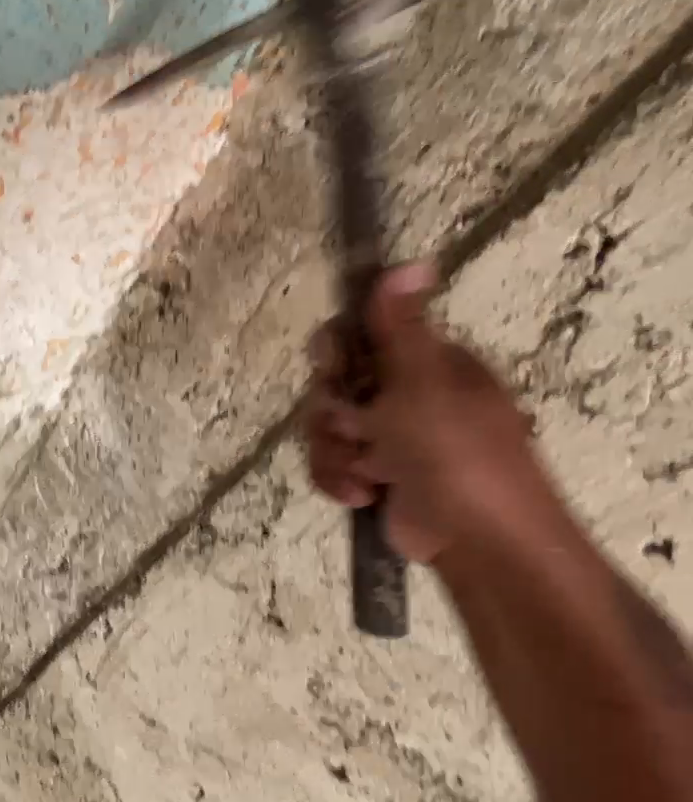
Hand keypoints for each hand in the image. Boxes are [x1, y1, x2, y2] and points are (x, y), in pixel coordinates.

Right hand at [304, 263, 564, 566]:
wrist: (479, 541)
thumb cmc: (456, 453)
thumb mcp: (423, 382)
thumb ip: (402, 327)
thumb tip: (413, 259)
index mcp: (426, 366)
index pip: (356, 337)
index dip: (334, 352)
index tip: (335, 370)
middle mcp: (405, 397)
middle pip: (329, 385)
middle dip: (331, 413)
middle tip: (356, 427)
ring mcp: (389, 438)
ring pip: (323, 428)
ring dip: (334, 453)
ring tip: (367, 475)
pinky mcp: (374, 474)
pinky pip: (328, 463)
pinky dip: (337, 479)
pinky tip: (361, 495)